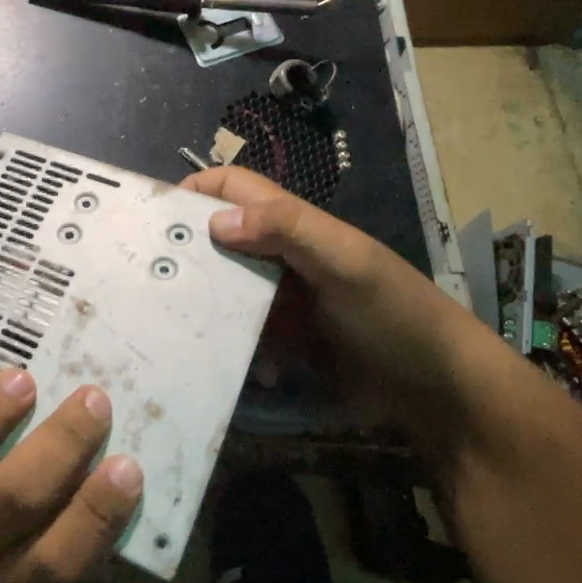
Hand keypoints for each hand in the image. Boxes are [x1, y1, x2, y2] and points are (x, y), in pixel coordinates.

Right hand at [181, 166, 512, 443]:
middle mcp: (280, 256)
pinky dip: (225, 343)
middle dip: (183, 251)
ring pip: (221, 289)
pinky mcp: (281, 343)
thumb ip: (288, 230)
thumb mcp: (348, 264)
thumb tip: (213, 220)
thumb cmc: (398, 316)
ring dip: (199, 303)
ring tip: (160, 321)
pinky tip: (211, 360)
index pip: (233, 187)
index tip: (150, 216)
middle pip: (217, 238)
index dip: (194, 190)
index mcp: (296, 225)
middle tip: (140, 275)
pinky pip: (236, 334)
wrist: (441, 395)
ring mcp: (279, 302)